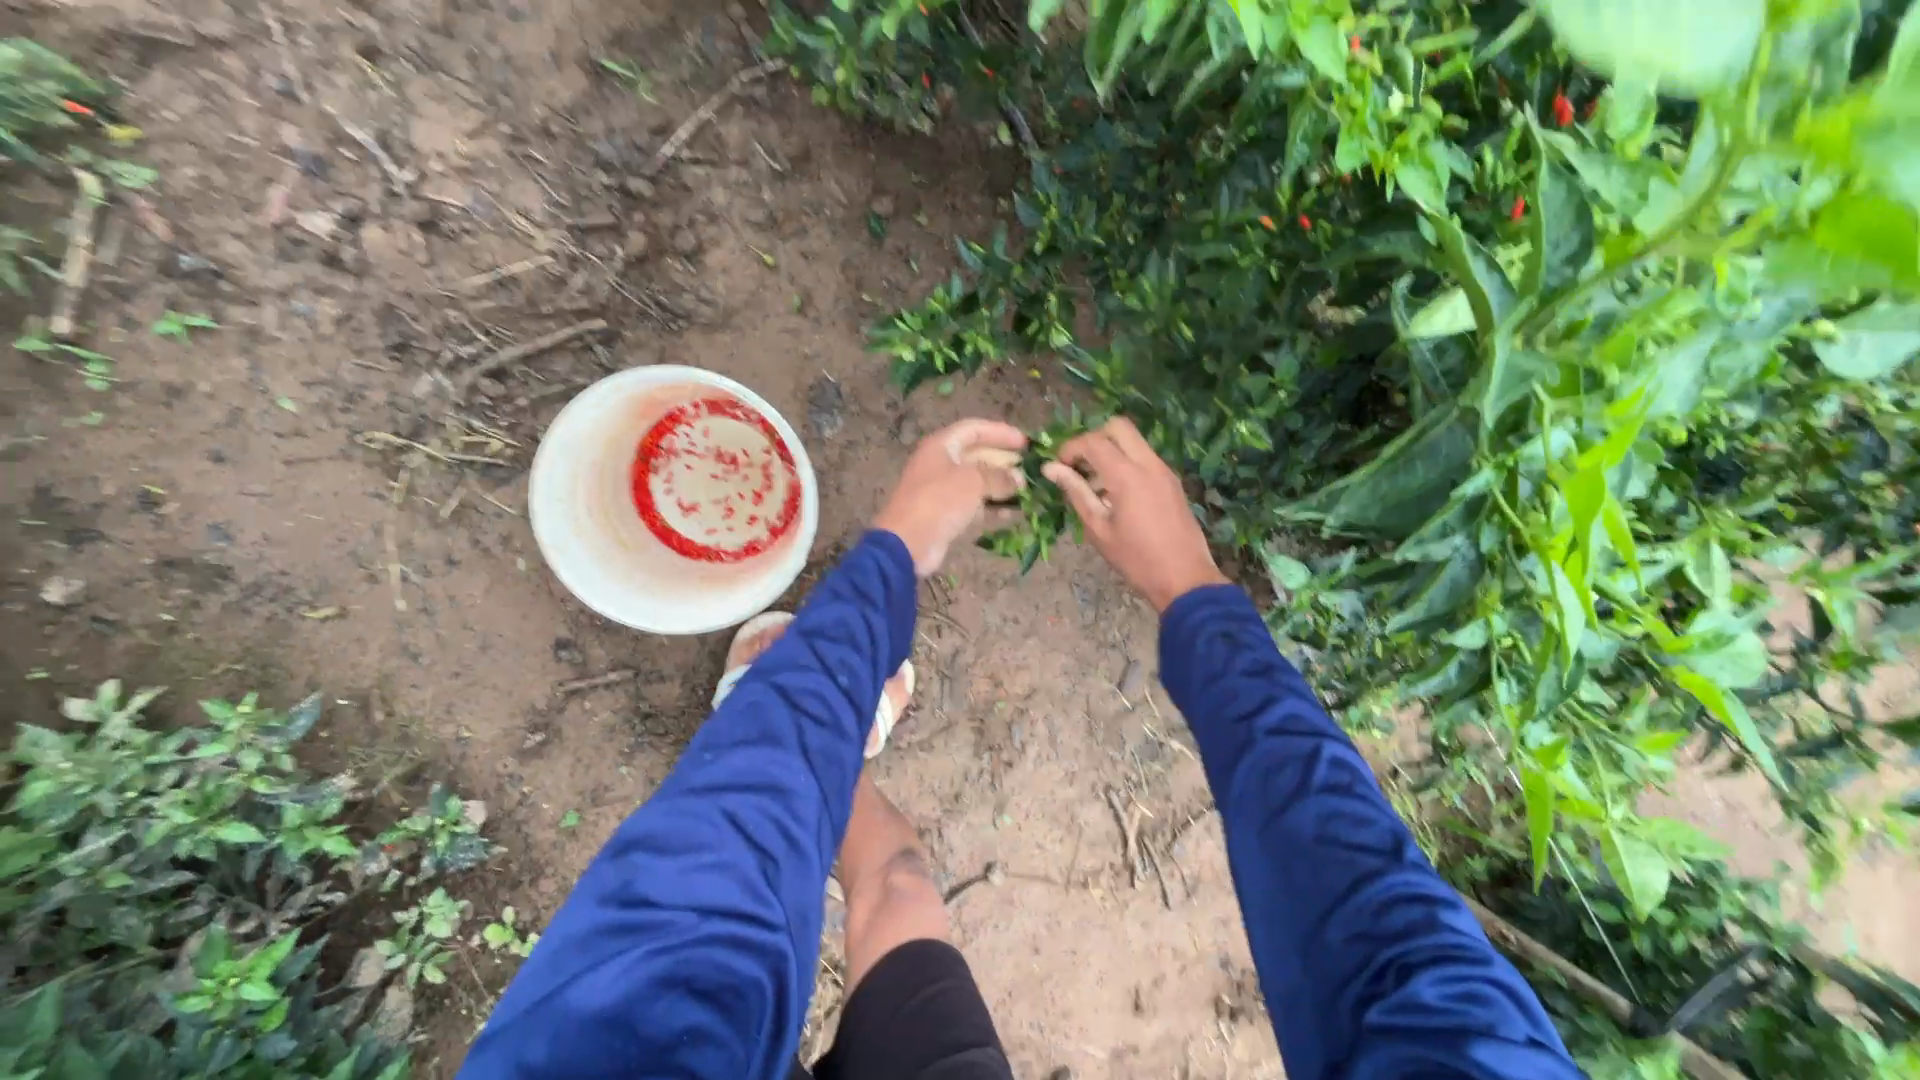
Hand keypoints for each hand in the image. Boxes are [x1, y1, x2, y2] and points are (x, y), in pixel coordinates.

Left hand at [873, 418, 1027, 575]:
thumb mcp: (973, 481)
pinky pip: (972, 504)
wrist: (908, 543)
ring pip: (976, 482)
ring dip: (999, 486)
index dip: (1000, 432)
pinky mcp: (944, 514)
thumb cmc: (939, 501)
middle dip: (1002, 461)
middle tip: (1027, 468)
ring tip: (1024, 491)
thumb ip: (999, 476)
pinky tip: (1010, 513)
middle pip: (976, 455)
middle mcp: (939, 464)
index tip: (1024, 443)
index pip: (974, 429)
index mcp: (941, 446)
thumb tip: (1018, 479)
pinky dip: (990, 507)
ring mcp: (941, 490)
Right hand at [1042, 417, 1226, 611]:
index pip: (1093, 442)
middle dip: (1093, 439)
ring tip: (1095, 484)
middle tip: (1079, 465)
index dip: (1070, 448)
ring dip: (1110, 450)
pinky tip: (1116, 494)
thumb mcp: (1098, 529)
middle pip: (1118, 427)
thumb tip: (1051, 469)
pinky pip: (1144, 457)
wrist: (1185, 578)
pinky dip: (1126, 462)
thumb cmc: (1136, 559)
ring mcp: (1164, 470)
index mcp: (1127, 476)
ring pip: (1133, 440)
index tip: (1058, 466)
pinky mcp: (1172, 481)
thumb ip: (1076, 493)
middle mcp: (1148, 464)